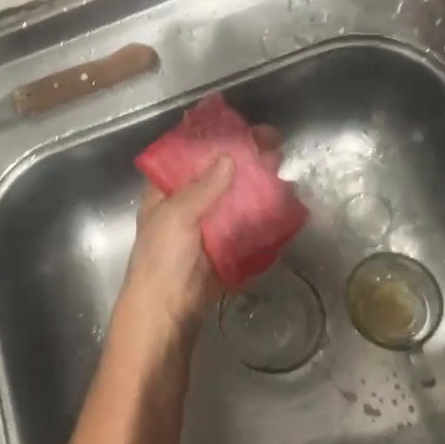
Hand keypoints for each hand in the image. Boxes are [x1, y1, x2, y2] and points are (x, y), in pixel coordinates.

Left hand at [115, 127, 282, 343]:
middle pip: (215, 173)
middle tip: (274, 145)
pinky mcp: (220, 251)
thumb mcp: (178, 216)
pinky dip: (260, 215)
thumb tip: (229, 157)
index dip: (212, 137)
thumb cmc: (163, 261)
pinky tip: (282, 205)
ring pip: (232, 198)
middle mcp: (182, 205)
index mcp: (163, 191)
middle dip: (243, 158)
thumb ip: (203, 187)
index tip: (242, 126)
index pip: (186, 153)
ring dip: (255, 184)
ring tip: (281, 170)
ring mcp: (203, 229)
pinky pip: (243, 227)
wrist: (165, 317)